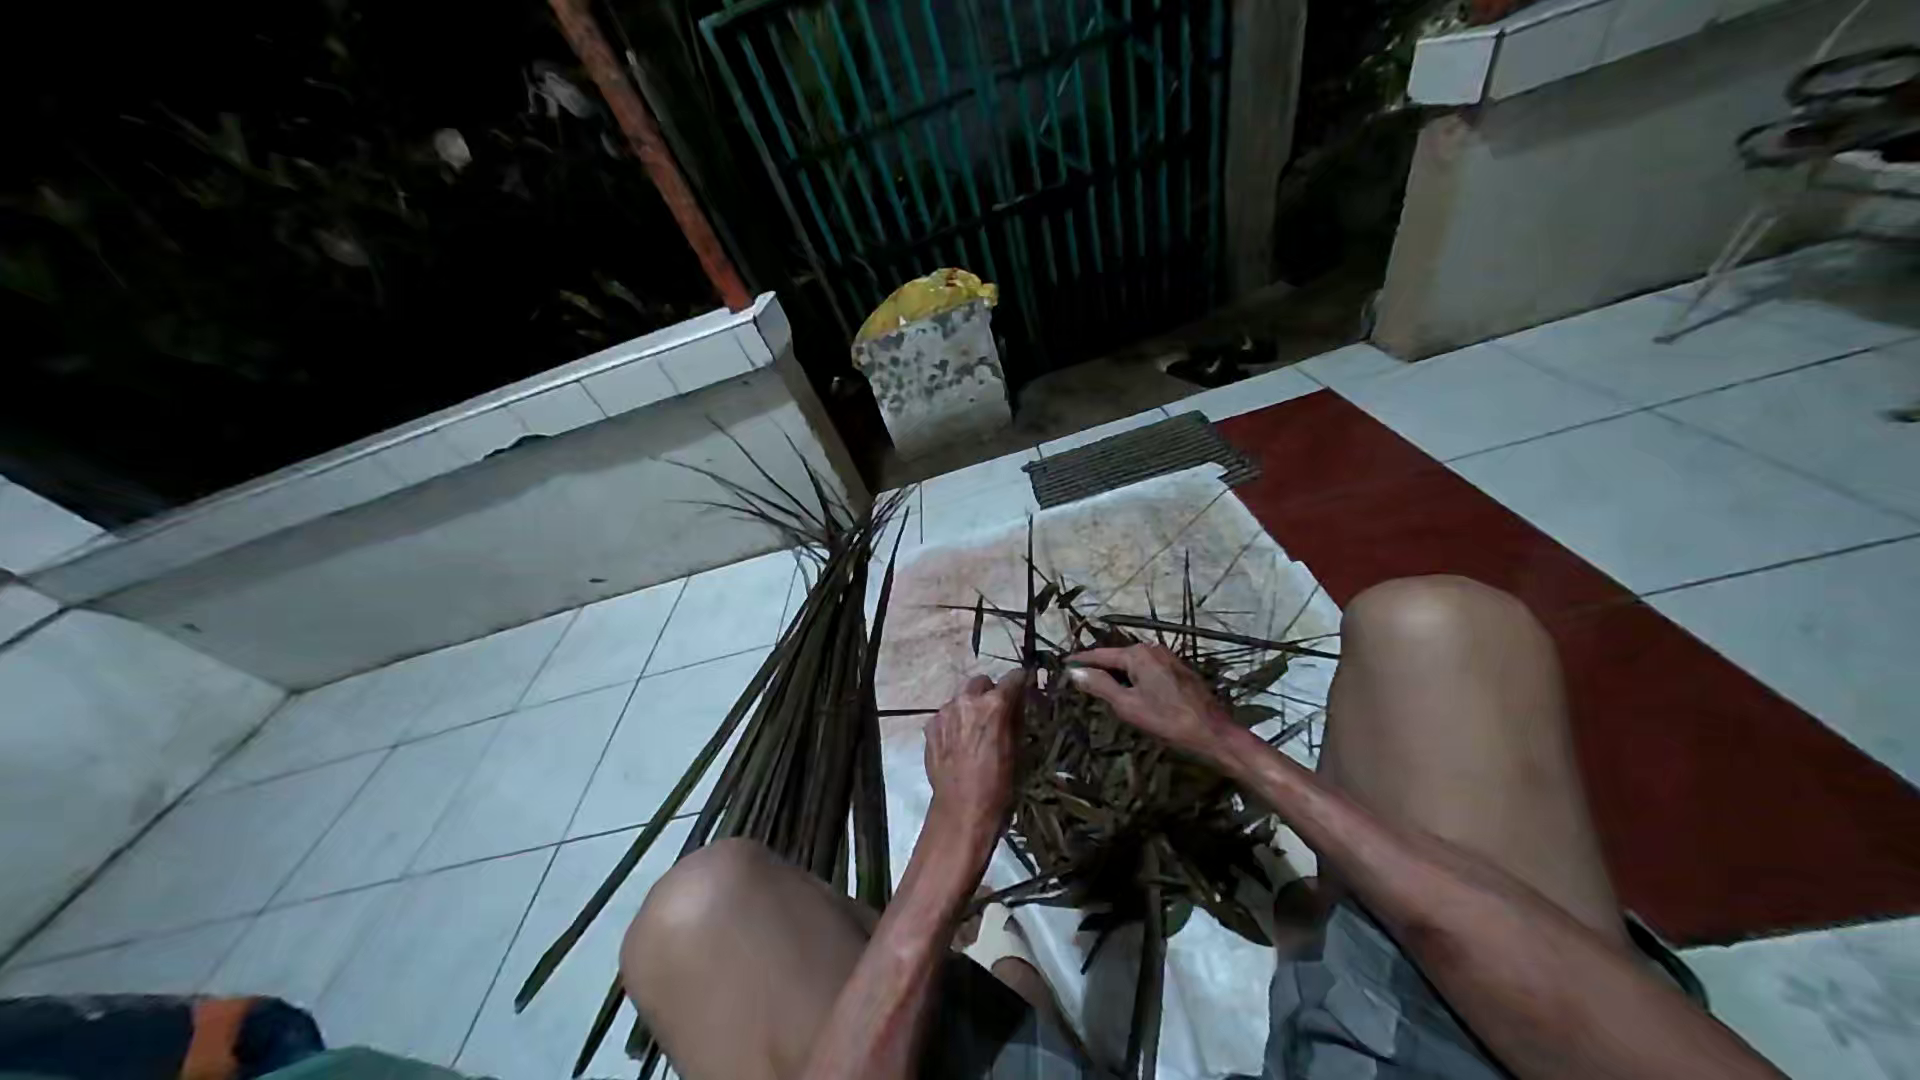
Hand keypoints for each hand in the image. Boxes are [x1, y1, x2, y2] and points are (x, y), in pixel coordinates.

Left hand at [923, 670, 1025, 831]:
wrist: (961, 809)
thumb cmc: (998, 783)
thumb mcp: (1017, 748)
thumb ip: (1016, 717)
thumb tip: (1019, 699)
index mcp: (993, 705)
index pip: (1013, 678)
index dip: (1022, 681)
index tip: (1026, 685)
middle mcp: (966, 700)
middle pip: (982, 682)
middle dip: (991, 692)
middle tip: (997, 712)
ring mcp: (945, 712)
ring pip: (962, 697)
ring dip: (971, 706)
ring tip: (975, 730)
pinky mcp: (931, 726)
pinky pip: (947, 715)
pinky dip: (955, 721)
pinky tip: (959, 742)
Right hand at [1068, 643, 1232, 755]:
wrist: (1214, 734)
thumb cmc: (1168, 721)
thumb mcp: (1128, 705)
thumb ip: (1100, 686)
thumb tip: (1075, 672)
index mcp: (1138, 654)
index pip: (1100, 654)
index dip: (1081, 660)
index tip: (1062, 664)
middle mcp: (1152, 649)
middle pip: (1117, 656)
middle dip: (1098, 666)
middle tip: (1077, 676)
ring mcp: (1168, 658)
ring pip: (1133, 663)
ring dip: (1116, 672)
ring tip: (1098, 683)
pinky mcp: (1178, 670)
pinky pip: (1147, 669)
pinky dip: (1133, 677)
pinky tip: (1127, 689)